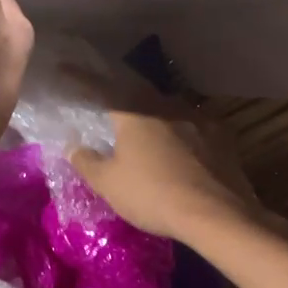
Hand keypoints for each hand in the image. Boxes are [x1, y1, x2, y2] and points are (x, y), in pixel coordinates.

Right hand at [65, 75, 260, 241]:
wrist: (220, 219)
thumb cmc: (153, 195)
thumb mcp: (107, 183)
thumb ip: (86, 161)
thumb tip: (73, 146)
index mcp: (136, 115)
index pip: (102, 88)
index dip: (80, 78)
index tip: (63, 68)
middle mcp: (168, 109)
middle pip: (138, 92)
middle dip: (120, 91)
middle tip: (107, 96)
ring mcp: (200, 123)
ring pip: (168, 106)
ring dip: (151, 109)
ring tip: (142, 119)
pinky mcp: (224, 141)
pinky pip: (193, 124)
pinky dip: (178, 128)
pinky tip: (178, 140)